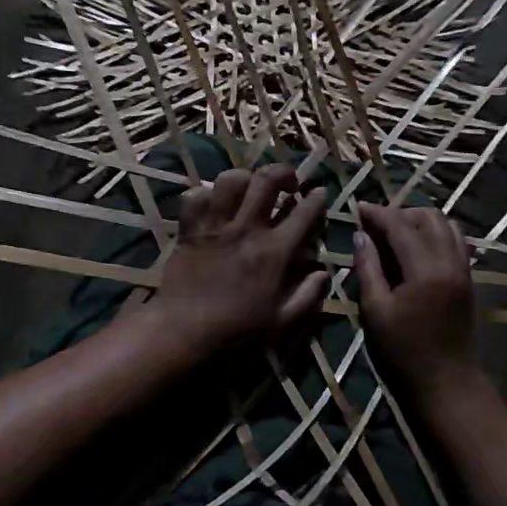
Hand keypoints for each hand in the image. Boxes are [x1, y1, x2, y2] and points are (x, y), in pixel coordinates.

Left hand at [150, 165, 328, 354]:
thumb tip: (324, 274)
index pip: (304, 212)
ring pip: (231, 180)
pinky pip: (196, 196)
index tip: (320, 193)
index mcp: (274, 252)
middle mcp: (246, 229)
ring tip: (251, 187)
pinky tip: (214, 202)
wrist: (183, 333)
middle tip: (289, 182)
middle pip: (267, 180)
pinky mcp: (189, 229)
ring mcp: (215, 226)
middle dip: (284, 172)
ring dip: (246, 177)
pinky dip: (206, 193)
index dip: (317, 198)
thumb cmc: (235, 331)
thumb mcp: (281, 322)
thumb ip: (307, 297)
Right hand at [353, 203, 483, 400]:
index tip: (357, 207)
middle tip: (374, 223)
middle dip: (399, 213)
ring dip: (420, 221)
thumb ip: (368, 269)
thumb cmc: (404, 352)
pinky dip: (436, 233)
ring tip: (395, 232)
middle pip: (427, 217)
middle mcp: (450, 261)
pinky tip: (417, 247)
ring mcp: (463, 268)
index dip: (377, 213)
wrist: (448, 382)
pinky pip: (456, 241)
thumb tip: (360, 236)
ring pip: (446, 225)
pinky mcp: (468, 278)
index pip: (400, 225)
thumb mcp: (376, 311)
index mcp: (425, 270)